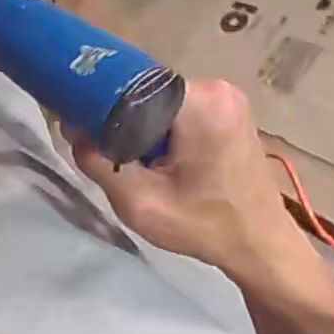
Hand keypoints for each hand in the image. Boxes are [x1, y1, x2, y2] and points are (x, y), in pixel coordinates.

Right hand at [72, 79, 333, 308]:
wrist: (262, 248)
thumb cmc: (205, 226)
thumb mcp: (138, 202)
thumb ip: (96, 161)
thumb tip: (70, 125)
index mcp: (199, 101)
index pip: (126, 84)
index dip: (97, 103)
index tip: (80, 126)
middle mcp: (215, 87)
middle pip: (141, 91)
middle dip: (118, 119)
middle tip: (105, 152)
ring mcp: (225, 97)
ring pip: (155, 101)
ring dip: (138, 126)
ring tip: (133, 160)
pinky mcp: (227, 111)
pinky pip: (174, 108)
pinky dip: (157, 128)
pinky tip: (153, 158)